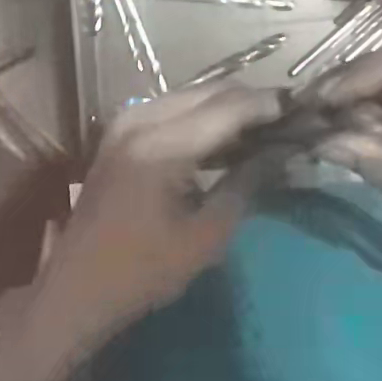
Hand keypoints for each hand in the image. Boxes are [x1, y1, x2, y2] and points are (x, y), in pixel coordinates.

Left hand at [31, 83, 282, 344]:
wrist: (75, 290)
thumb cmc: (144, 272)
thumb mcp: (207, 235)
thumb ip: (247, 182)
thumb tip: (285, 151)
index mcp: (161, 146)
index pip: (230, 107)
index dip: (270, 105)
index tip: (306, 112)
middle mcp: (141, 120)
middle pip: (212, 90)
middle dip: (254, 101)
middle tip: (290, 121)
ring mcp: (127, 121)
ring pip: (194, 94)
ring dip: (231, 106)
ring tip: (266, 128)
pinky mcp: (122, 131)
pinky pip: (175, 106)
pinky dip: (205, 115)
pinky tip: (228, 137)